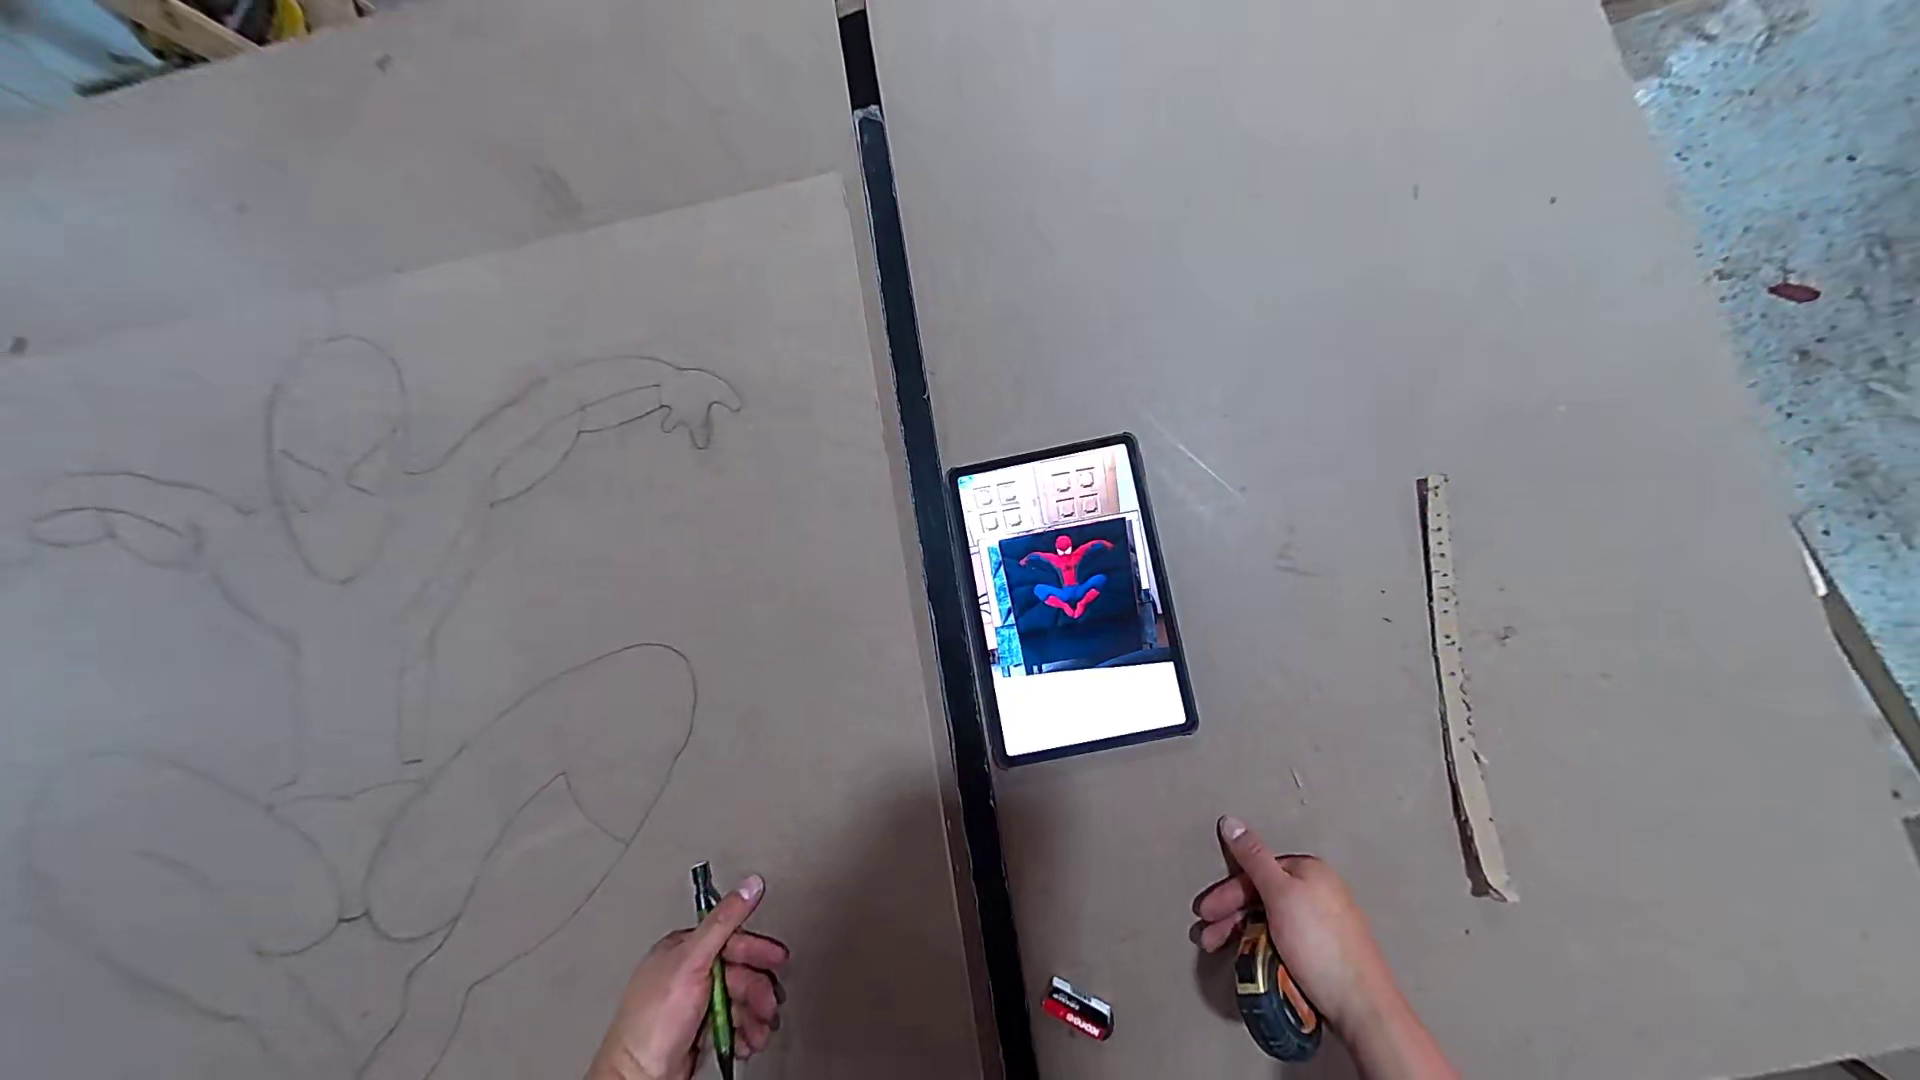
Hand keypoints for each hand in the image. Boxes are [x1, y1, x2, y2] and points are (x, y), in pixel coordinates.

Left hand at [587, 874, 787, 1079]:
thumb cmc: (653, 1024)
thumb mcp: (692, 962)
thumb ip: (724, 922)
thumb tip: (750, 884)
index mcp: (683, 949)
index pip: (731, 938)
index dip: (757, 949)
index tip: (778, 959)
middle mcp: (689, 973)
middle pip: (740, 971)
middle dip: (758, 990)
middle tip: (769, 1006)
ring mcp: (694, 1003)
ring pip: (740, 999)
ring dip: (756, 1015)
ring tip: (759, 1032)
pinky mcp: (699, 1030)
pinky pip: (734, 1022)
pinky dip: (746, 1032)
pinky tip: (748, 1042)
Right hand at [1192, 819, 1459, 1079]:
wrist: (1363, 1010)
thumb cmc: (1325, 951)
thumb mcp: (1279, 894)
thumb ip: (1252, 857)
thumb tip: (1232, 823)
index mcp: (1310, 871)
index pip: (1254, 870)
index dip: (1227, 892)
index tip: (1209, 910)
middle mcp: (1319, 892)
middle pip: (1260, 896)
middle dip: (1231, 917)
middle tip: (1213, 934)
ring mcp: (1323, 924)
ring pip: (1270, 922)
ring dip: (1245, 936)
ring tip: (1234, 955)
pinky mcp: (1324, 952)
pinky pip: (1285, 942)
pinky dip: (1266, 950)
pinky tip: (1260, 962)